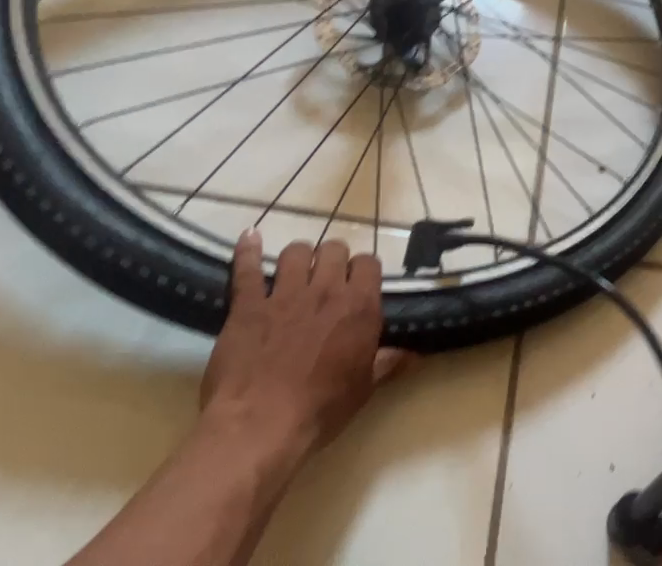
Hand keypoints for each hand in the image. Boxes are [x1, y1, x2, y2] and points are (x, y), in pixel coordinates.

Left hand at [200, 233, 415, 457]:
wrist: (260, 425)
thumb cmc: (321, 409)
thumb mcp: (363, 389)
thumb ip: (387, 363)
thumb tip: (415, 355)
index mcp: (359, 307)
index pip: (369, 263)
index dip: (363, 270)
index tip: (358, 282)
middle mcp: (325, 291)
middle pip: (334, 248)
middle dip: (333, 257)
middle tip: (328, 276)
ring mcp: (284, 295)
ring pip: (296, 251)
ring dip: (299, 256)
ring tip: (296, 268)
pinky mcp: (248, 306)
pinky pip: (247, 268)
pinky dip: (248, 250)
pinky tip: (251, 237)